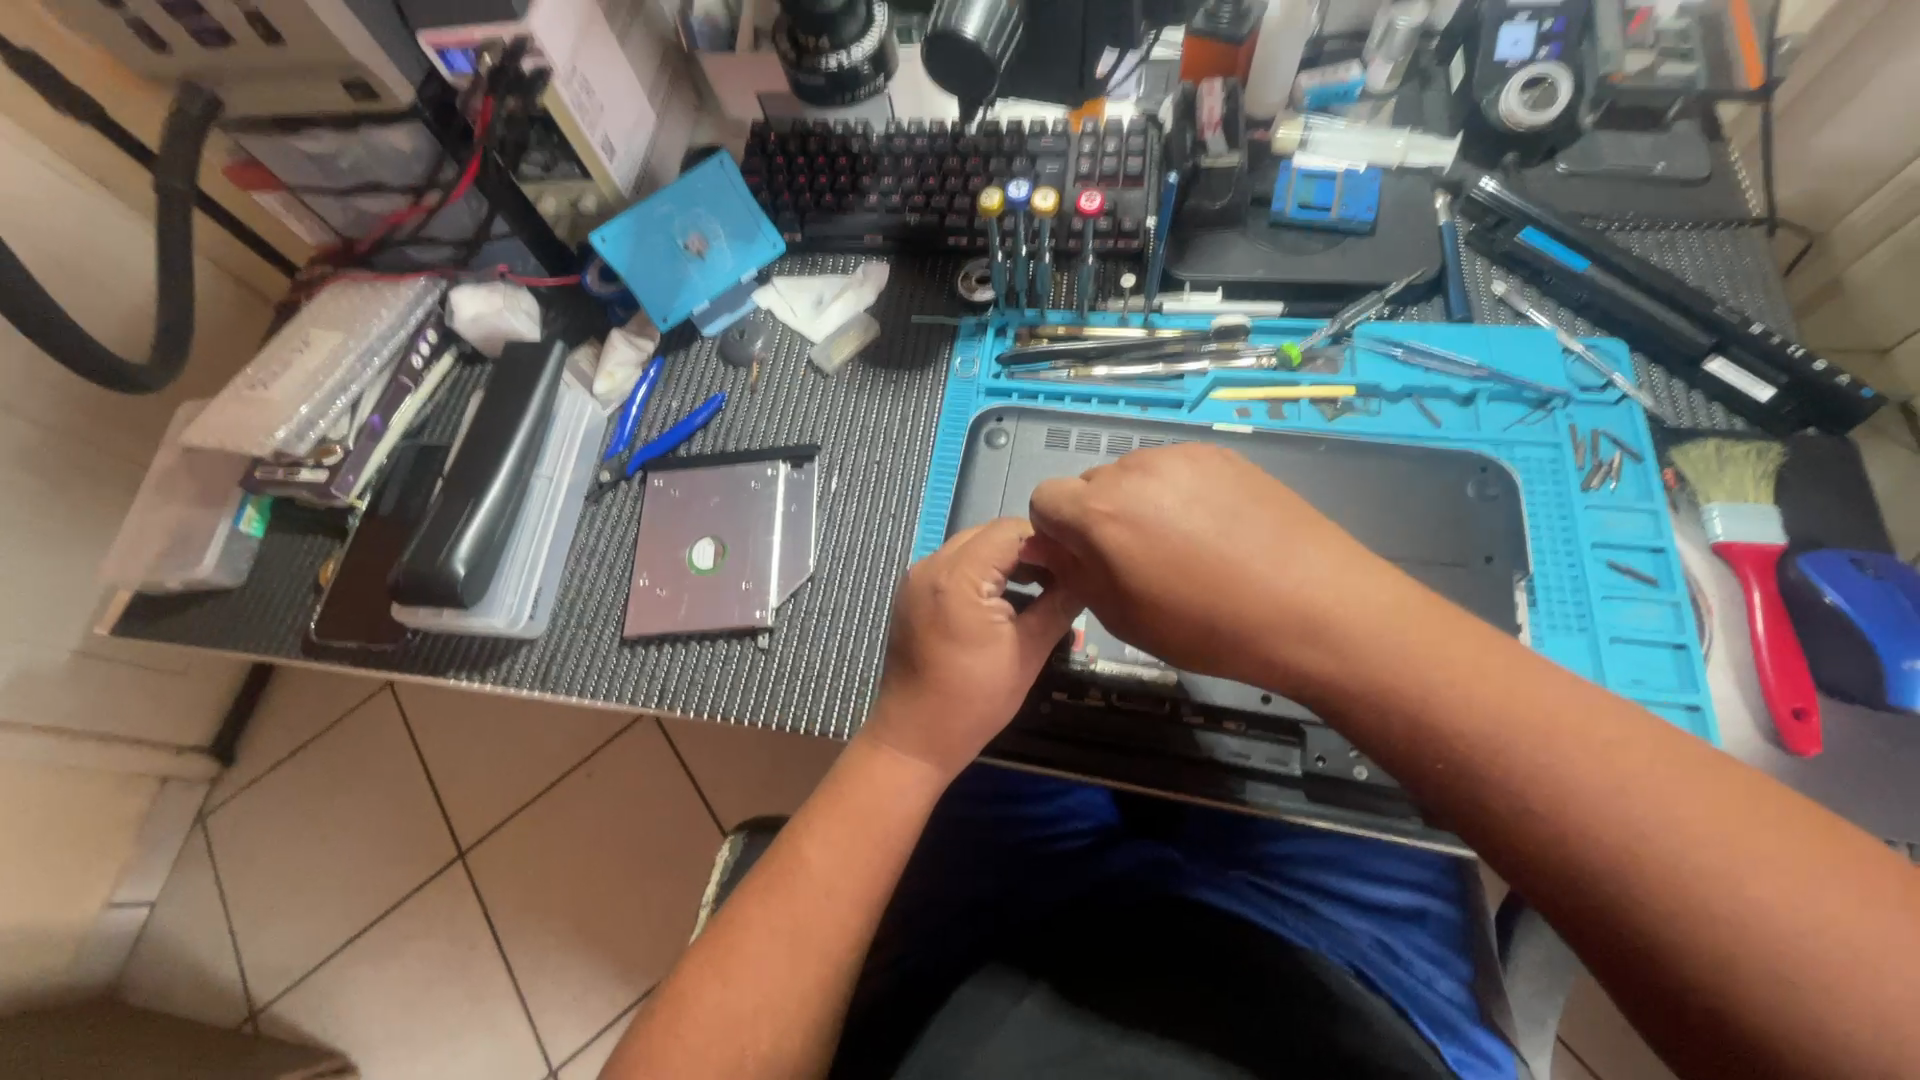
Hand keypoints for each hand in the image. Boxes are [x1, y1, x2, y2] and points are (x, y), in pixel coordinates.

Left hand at [862, 517, 1080, 781]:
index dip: (1047, 542)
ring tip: (1039, 589)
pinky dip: (980, 573)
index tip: (1075, 566)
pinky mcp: (911, 594)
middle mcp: (930, 565)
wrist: (914, 739)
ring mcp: (916, 578)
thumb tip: (1088, 576)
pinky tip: (1004, 600)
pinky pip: (952, 567)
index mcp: (957, 575)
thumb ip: (1059, 604)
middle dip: (1027, 550)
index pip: (1010, 531)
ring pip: (970, 548)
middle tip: (1061, 578)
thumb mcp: (1028, 652)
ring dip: (1004, 561)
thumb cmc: (974, 700)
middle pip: (988, 534)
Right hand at [1025, 442, 1406, 691]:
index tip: (1085, 560)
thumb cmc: (1207, 627)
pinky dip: (1180, 493)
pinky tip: (1216, 529)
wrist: (1312, 606)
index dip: (1057, 532)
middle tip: (1139, 559)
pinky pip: (1178, 469)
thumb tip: (1048, 546)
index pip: (1045, 498)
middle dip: (1099, 516)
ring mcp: (1181, 457)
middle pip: (1091, 484)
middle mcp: (1133, 470)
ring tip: (1185, 545)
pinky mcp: (1222, 454)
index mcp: (1099, 512)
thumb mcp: (1123, 616)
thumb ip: (1075, 572)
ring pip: (1135, 475)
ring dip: (1140, 502)